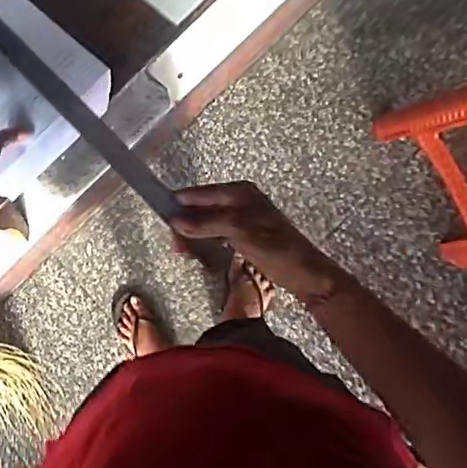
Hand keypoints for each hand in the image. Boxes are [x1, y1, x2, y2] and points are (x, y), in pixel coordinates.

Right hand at [170, 181, 348, 298]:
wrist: (307, 275)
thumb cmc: (276, 250)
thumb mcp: (239, 233)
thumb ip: (206, 224)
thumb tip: (175, 219)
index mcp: (240, 192)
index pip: (201, 193)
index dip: (180, 203)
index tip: (160, 214)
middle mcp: (239, 200)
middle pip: (201, 207)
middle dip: (185, 224)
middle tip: (176, 246)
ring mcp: (241, 217)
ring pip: (206, 221)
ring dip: (193, 234)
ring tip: (183, 252)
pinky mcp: (243, 233)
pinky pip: (215, 231)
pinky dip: (204, 240)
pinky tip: (196, 252)